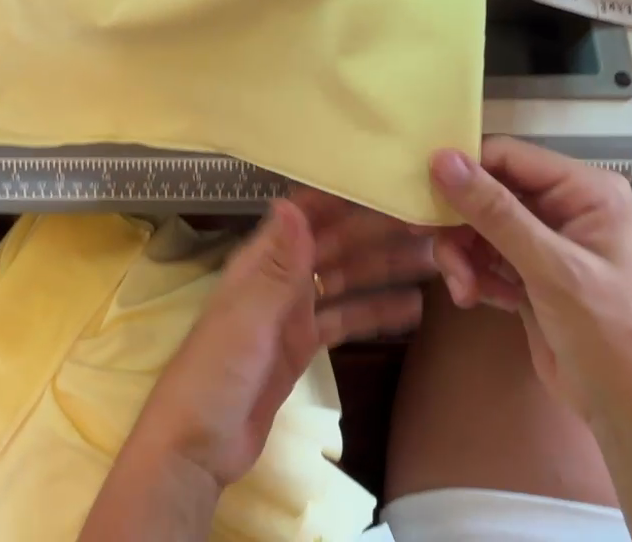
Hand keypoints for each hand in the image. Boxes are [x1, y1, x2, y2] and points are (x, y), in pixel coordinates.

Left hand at [133, 199, 423, 486]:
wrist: (197, 447)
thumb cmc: (214, 375)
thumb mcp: (247, 319)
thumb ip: (276, 267)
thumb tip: (294, 204)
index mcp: (259, 263)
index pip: (304, 216)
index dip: (342, 198)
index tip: (387, 183)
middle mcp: (277, 279)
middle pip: (332, 245)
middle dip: (375, 232)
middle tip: (429, 223)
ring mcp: (291, 313)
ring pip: (343, 280)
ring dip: (383, 268)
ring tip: (434, 259)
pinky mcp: (302, 347)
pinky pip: (344, 319)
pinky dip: (374, 312)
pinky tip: (412, 308)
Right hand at [427, 137, 631, 426]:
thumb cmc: (609, 335)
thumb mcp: (551, 269)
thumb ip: (494, 212)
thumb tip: (441, 159)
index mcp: (585, 191)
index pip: (508, 157)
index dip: (464, 171)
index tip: (423, 194)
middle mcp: (565, 208)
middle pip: (488, 192)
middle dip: (461, 224)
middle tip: (437, 251)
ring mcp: (547, 243)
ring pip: (480, 226)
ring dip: (462, 255)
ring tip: (463, 289)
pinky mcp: (531, 274)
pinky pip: (484, 257)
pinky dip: (473, 275)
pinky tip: (475, 299)